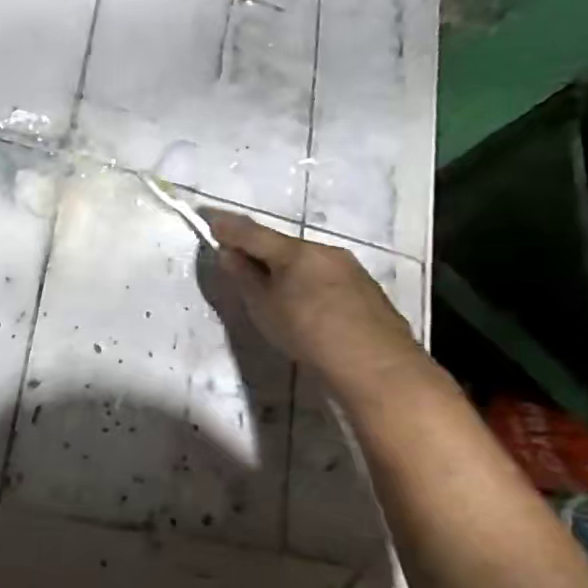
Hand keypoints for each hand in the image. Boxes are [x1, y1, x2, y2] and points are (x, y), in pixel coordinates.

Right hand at [207, 211, 424, 389]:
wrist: (377, 367)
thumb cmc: (308, 334)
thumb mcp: (263, 308)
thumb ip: (243, 277)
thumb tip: (229, 253)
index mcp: (295, 251)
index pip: (252, 232)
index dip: (228, 226)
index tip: (210, 220)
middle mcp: (325, 250)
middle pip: (283, 246)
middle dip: (260, 252)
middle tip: (240, 266)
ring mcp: (351, 269)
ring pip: (308, 262)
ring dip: (287, 270)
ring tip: (275, 294)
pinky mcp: (367, 290)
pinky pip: (327, 278)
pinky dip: (309, 284)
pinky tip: (309, 309)